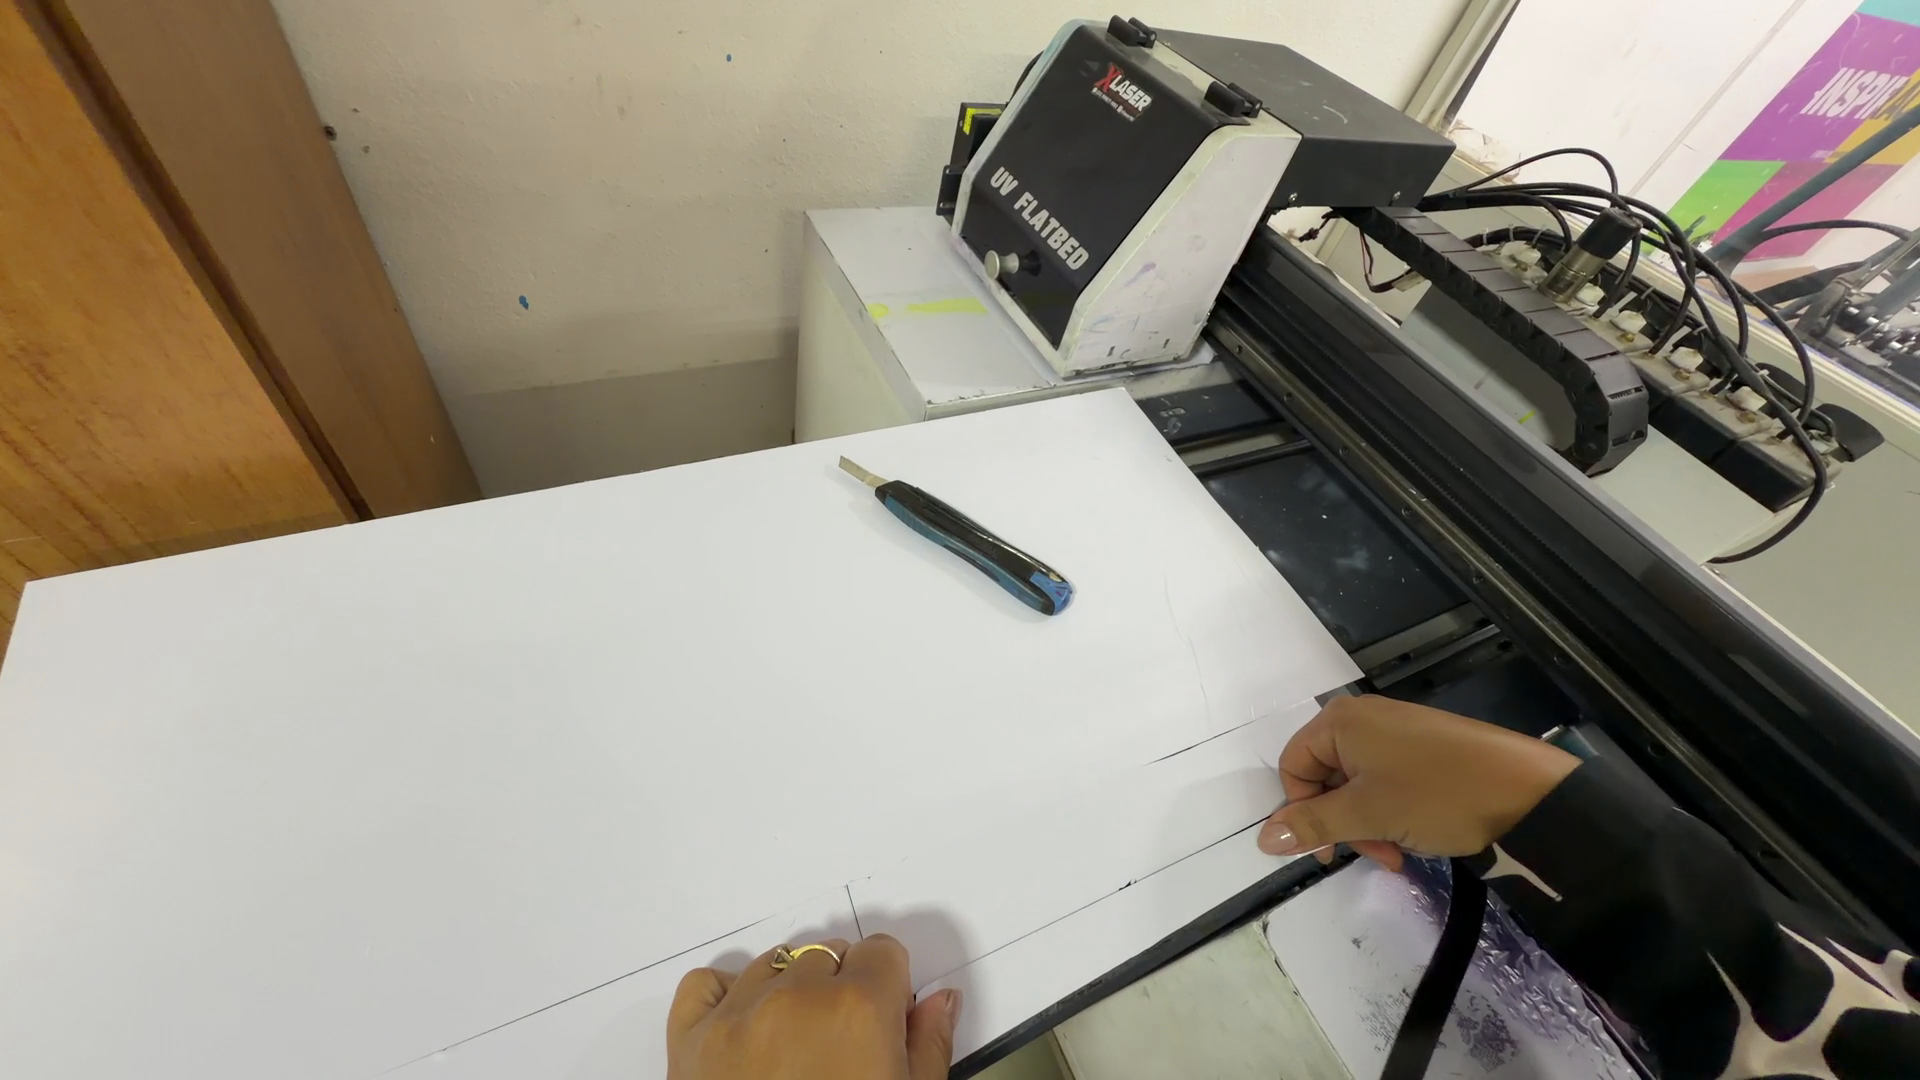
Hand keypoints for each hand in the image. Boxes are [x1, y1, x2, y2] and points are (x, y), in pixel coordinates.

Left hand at [667, 935, 960, 1079]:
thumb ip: (929, 1046)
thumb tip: (941, 1000)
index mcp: (860, 1007)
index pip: (882, 951)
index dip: (888, 988)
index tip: (883, 1022)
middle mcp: (798, 997)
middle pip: (828, 954)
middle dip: (839, 990)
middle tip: (838, 1049)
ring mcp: (738, 1017)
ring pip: (774, 963)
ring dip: (787, 993)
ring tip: (793, 1050)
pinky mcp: (689, 1043)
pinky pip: (705, 984)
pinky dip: (724, 997)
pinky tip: (744, 1030)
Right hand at [1258, 695, 1580, 870]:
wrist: (1534, 792)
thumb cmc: (1438, 794)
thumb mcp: (1369, 814)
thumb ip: (1313, 824)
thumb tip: (1263, 839)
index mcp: (1338, 721)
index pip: (1293, 767)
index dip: (1303, 811)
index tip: (1332, 852)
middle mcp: (1361, 718)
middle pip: (1325, 775)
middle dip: (1344, 821)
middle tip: (1379, 853)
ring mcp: (1394, 730)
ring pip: (1356, 782)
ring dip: (1369, 822)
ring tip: (1401, 848)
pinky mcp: (1423, 745)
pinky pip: (1385, 778)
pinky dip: (1391, 809)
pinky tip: (1417, 831)